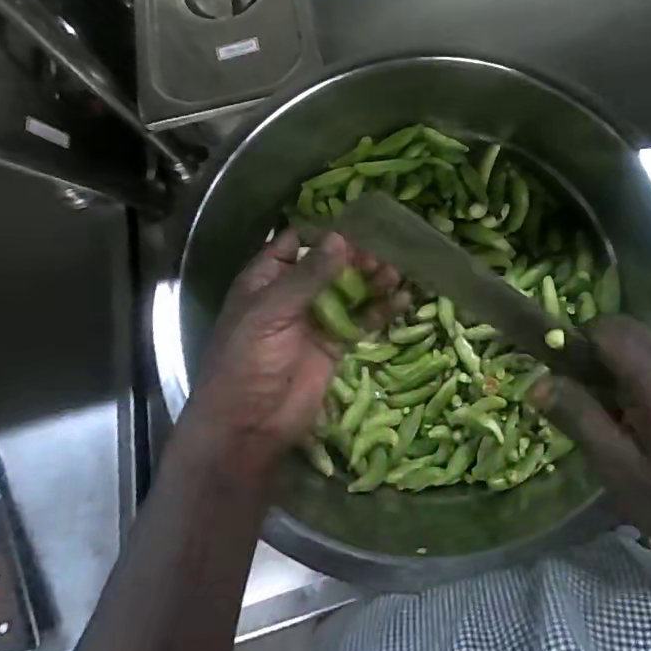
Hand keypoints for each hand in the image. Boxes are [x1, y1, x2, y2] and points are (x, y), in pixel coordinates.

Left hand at [181, 231, 405, 471]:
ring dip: (373, 279)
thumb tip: (342, 237)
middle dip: (357, 256)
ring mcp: (316, 319)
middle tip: (384, 253)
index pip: (297, 242)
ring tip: (396, 272)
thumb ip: (309, 275)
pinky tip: (402, 300)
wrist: (248, 426)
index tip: (359, 223)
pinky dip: (381, 309)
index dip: (325, 232)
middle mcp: (293, 293)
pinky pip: (361, 320)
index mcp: (267, 277)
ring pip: (350, 290)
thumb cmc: (248, 360)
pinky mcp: (335, 344)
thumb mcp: (272, 311)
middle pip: (330, 264)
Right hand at [534, 317, 650, 650]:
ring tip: (608, 405)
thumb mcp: (616, 467)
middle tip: (579, 390)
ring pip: (645, 341)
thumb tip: (538, 382)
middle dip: (596, 349)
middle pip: (627, 329)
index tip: (561, 372)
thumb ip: (576, 415)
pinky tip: (637, 411)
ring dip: (618, 360)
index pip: (608, 330)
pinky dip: (640, 370)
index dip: (577, 343)